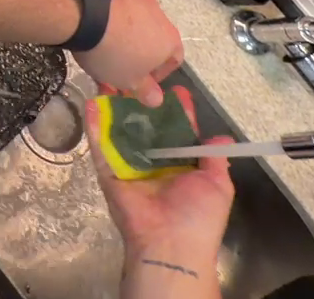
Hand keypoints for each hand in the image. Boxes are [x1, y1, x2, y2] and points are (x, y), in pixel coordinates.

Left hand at [74, 0, 182, 106]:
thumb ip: (145, 90)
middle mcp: (157, 13)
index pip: (173, 60)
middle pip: (150, 37)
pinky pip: (111, 3)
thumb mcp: (127, 80)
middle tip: (114, 64)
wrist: (83, 9)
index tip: (138, 82)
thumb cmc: (112, 51)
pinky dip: (104, 14)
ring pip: (131, 19)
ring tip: (97, 43)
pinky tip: (88, 22)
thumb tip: (156, 99)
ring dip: (119, 32)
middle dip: (134, 53)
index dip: (157, 74)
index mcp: (169, 38)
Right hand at [86, 88, 233, 295]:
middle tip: (132, 72)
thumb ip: (216, 159)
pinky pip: (98, 141)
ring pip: (117, 126)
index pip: (175, 129)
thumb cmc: (197, 215)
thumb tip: (222, 135)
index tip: (173, 87)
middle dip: (137, 98)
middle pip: (142, 122)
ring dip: (112, 102)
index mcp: (177, 163)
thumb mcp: (217, 186)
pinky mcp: (106, 167)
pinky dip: (93, 121)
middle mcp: (150, 158)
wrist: (170, 241)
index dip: (175, 109)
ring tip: (107, 76)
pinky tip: (90, 100)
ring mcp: (126, 161)